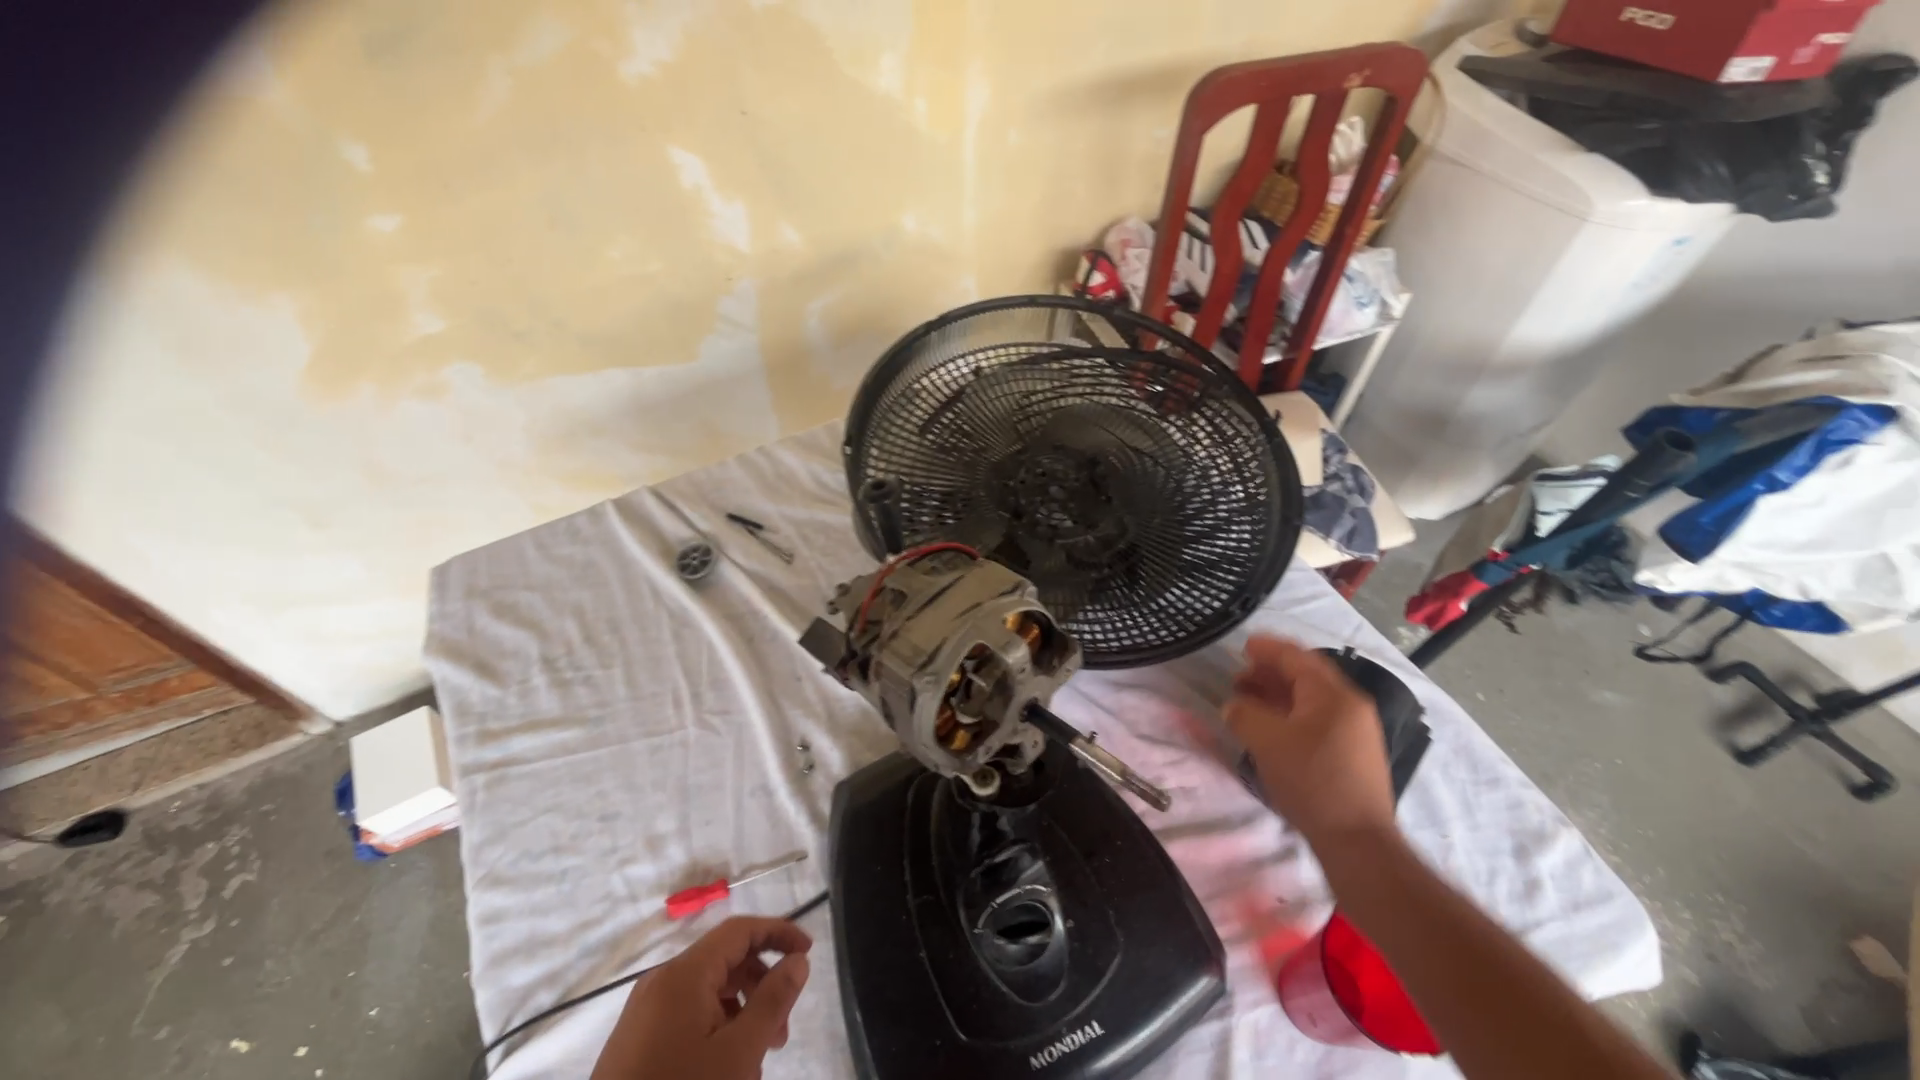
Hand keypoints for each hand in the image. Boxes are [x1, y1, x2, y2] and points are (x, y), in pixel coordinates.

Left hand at [591, 916, 812, 1079]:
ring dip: (742, 1012)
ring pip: (708, 992)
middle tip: (783, 1031)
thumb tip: (797, 960)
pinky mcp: (639, 1038)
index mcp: (684, 975)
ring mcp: (646, 1011)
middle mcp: (662, 982)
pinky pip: (689, 1015)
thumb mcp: (739, 1052)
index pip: (739, 931)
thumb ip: (773, 1000)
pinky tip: (727, 1068)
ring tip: (757, 1058)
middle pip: (725, 961)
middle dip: (761, 985)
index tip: (809, 953)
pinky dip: (718, 1028)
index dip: (778, 932)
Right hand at [1226, 636, 1395, 847]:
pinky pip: (1318, 720)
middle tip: (1240, 678)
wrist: (1357, 839)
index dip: (1268, 649)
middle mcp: (1351, 705)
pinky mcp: (1354, 755)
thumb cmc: (1312, 780)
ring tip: (1250, 704)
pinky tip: (1273, 730)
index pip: (1297, 658)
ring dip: (1279, 696)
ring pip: (1312, 700)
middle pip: (1307, 676)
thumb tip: (1234, 705)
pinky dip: (1292, 715)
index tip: (1243, 646)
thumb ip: (1245, 714)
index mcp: (1334, 694)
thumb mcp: (1268, 742)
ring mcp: (1357, 731)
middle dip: (1271, 673)